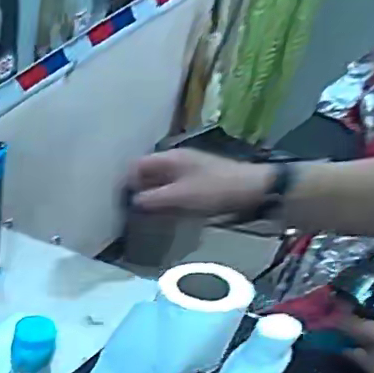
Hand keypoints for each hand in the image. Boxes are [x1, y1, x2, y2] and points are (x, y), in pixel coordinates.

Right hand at [128, 149, 271, 216]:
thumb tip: (133, 201)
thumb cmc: (214, 190)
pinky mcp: (197, 179)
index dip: (127, 181)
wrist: (252, 189)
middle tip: (131, 210)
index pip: (137, 165)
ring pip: (160, 180)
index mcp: (170, 158)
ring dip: (152, 195)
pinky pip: (172, 187)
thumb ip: (153, 198)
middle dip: (138, 189)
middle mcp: (177, 159)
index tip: (121, 201)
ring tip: (146, 213)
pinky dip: (165, 197)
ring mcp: (188, 168)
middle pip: (147, 172)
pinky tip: (165, 211)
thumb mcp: (179, 196)